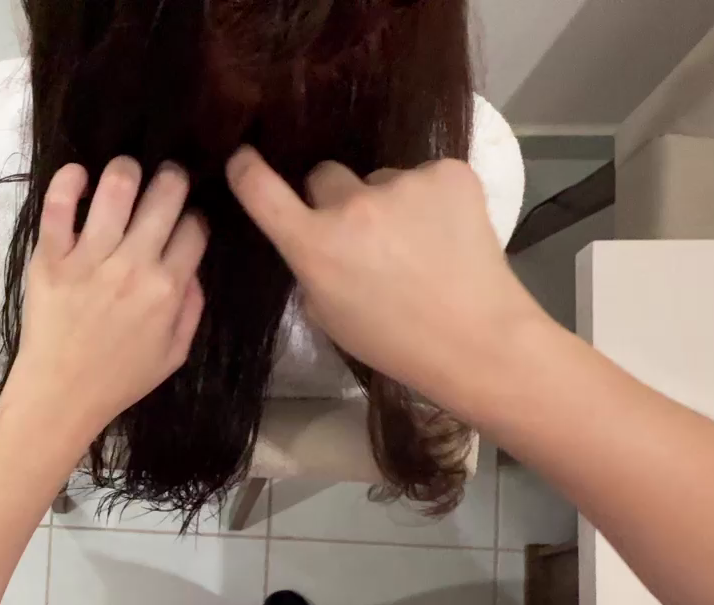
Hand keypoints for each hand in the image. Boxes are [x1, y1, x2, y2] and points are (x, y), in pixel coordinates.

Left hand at [0, 157, 207, 448]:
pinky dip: (69, 180)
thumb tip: (193, 270)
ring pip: (117, 186)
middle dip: (171, 179)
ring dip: (126, 170)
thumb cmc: (117, 381)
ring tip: (124, 176)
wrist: (60, 397)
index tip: (183, 223)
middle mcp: (133, 266)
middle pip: (165, 194)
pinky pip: (57, 204)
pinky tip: (79, 176)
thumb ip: (192, 311)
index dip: (194, 219)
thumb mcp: (172, 356)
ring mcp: (89, 259)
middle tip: (163, 183)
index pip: (194, 228)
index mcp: (167, 290)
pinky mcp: (50, 258)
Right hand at [225, 146, 549, 408]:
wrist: (472, 336)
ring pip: (377, 179)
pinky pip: (421, 176)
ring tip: (413, 245)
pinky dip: (427, 200)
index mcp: (314, 246)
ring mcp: (403, 182)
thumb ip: (310, 266)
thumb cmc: (389, 339)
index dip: (247, 171)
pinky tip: (442, 234)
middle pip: (323, 177)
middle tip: (357, 237)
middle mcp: (352, 205)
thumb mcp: (326, 313)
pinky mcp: (449, 171)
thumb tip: (315, 237)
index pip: (262, 192)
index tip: (242, 157)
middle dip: (330, 200)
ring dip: (384, 202)